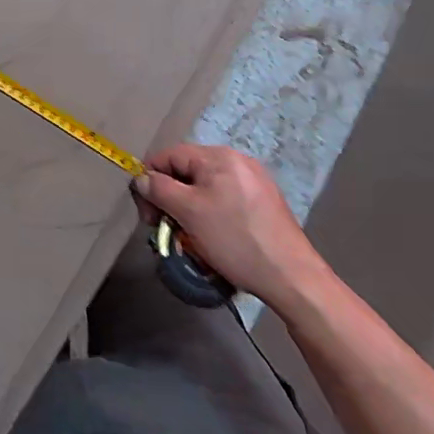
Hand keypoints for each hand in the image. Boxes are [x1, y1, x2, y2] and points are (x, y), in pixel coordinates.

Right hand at [133, 145, 330, 311]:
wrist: (292, 277)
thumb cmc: (235, 239)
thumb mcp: (189, 212)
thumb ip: (159, 189)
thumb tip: (141, 178)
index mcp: (218, 156)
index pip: (168, 156)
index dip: (149, 180)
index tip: (148, 214)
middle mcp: (236, 161)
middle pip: (186, 172)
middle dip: (169, 199)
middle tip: (165, 228)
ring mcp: (253, 182)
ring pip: (203, 189)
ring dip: (188, 211)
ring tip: (189, 238)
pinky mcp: (263, 203)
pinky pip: (223, 201)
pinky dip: (209, 216)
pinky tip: (212, 239)